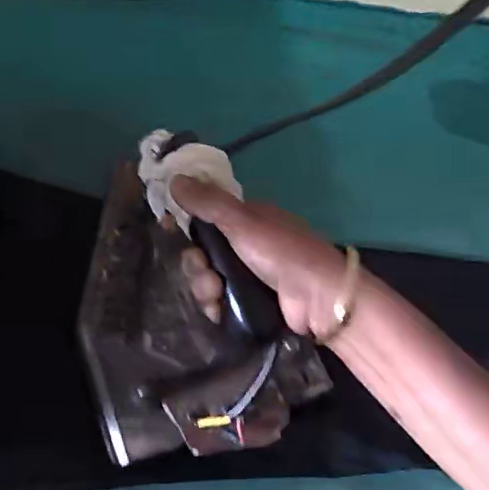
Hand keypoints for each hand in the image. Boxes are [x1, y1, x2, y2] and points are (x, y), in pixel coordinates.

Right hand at [170, 174, 350, 337]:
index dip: (186, 227)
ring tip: (215, 296)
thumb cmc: (282, 251)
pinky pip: (217, 301)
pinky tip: (218, 311)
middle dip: (196, 265)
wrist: (318, 297)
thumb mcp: (243, 221)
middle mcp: (245, 245)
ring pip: (206, 278)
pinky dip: (214, 306)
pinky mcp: (247, 302)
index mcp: (246, 219)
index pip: (204, 219)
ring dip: (203, 288)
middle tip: (206, 273)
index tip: (169, 231)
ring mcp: (247, 275)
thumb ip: (208, 202)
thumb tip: (174, 178)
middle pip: (201, 253)